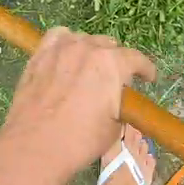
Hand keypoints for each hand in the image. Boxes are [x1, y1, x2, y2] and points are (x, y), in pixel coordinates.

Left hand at [0, 27, 154, 181]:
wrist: (34, 146)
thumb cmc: (80, 140)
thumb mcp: (114, 127)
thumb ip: (119, 104)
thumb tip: (114, 101)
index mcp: (112, 64)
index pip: (137, 59)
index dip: (146, 69)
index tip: (148, 78)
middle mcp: (87, 48)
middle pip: (109, 46)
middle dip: (117, 62)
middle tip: (115, 81)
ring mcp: (60, 49)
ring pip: (84, 40)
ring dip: (91, 52)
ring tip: (90, 68)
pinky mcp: (39, 55)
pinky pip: (58, 38)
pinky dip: (66, 43)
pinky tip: (67, 54)